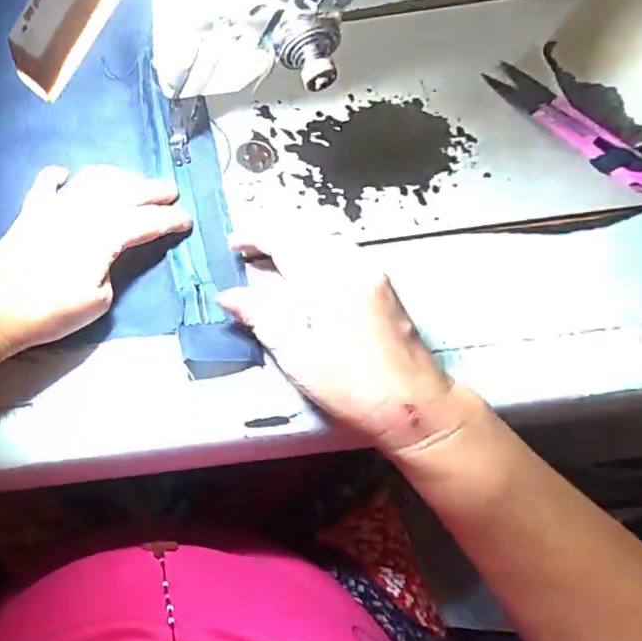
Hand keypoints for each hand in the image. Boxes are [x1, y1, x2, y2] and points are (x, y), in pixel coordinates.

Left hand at [0, 166, 191, 354]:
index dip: (171, 220)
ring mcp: (55, 206)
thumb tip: (108, 256)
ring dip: (117, 176)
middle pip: (126, 191)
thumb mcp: (98, 300)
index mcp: (105, 234)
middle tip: (171, 191)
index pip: (147, 221)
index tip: (187, 220)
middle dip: (153, 189)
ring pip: (92, 179)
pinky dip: (58, 176)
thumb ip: (112, 270)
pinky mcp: (31, 211)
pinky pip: (46, 184)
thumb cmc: (51, 311)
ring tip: (131, 181)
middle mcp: (84, 210)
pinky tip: (65, 174)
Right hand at [216, 230, 470, 454]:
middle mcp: (352, 264)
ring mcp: (370, 275)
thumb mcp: (291, 348)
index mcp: (328, 275)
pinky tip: (302, 282)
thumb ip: (257, 312)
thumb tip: (228, 294)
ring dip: (292, 250)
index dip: (253, 237)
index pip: (283, 239)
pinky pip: (338, 258)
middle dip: (272, 241)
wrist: (412, 404)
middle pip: (305, 236)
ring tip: (270, 268)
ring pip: (324, 245)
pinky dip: (312, 261)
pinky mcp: (380, 289)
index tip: (232, 245)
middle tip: (245, 255)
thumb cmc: (349, 381)